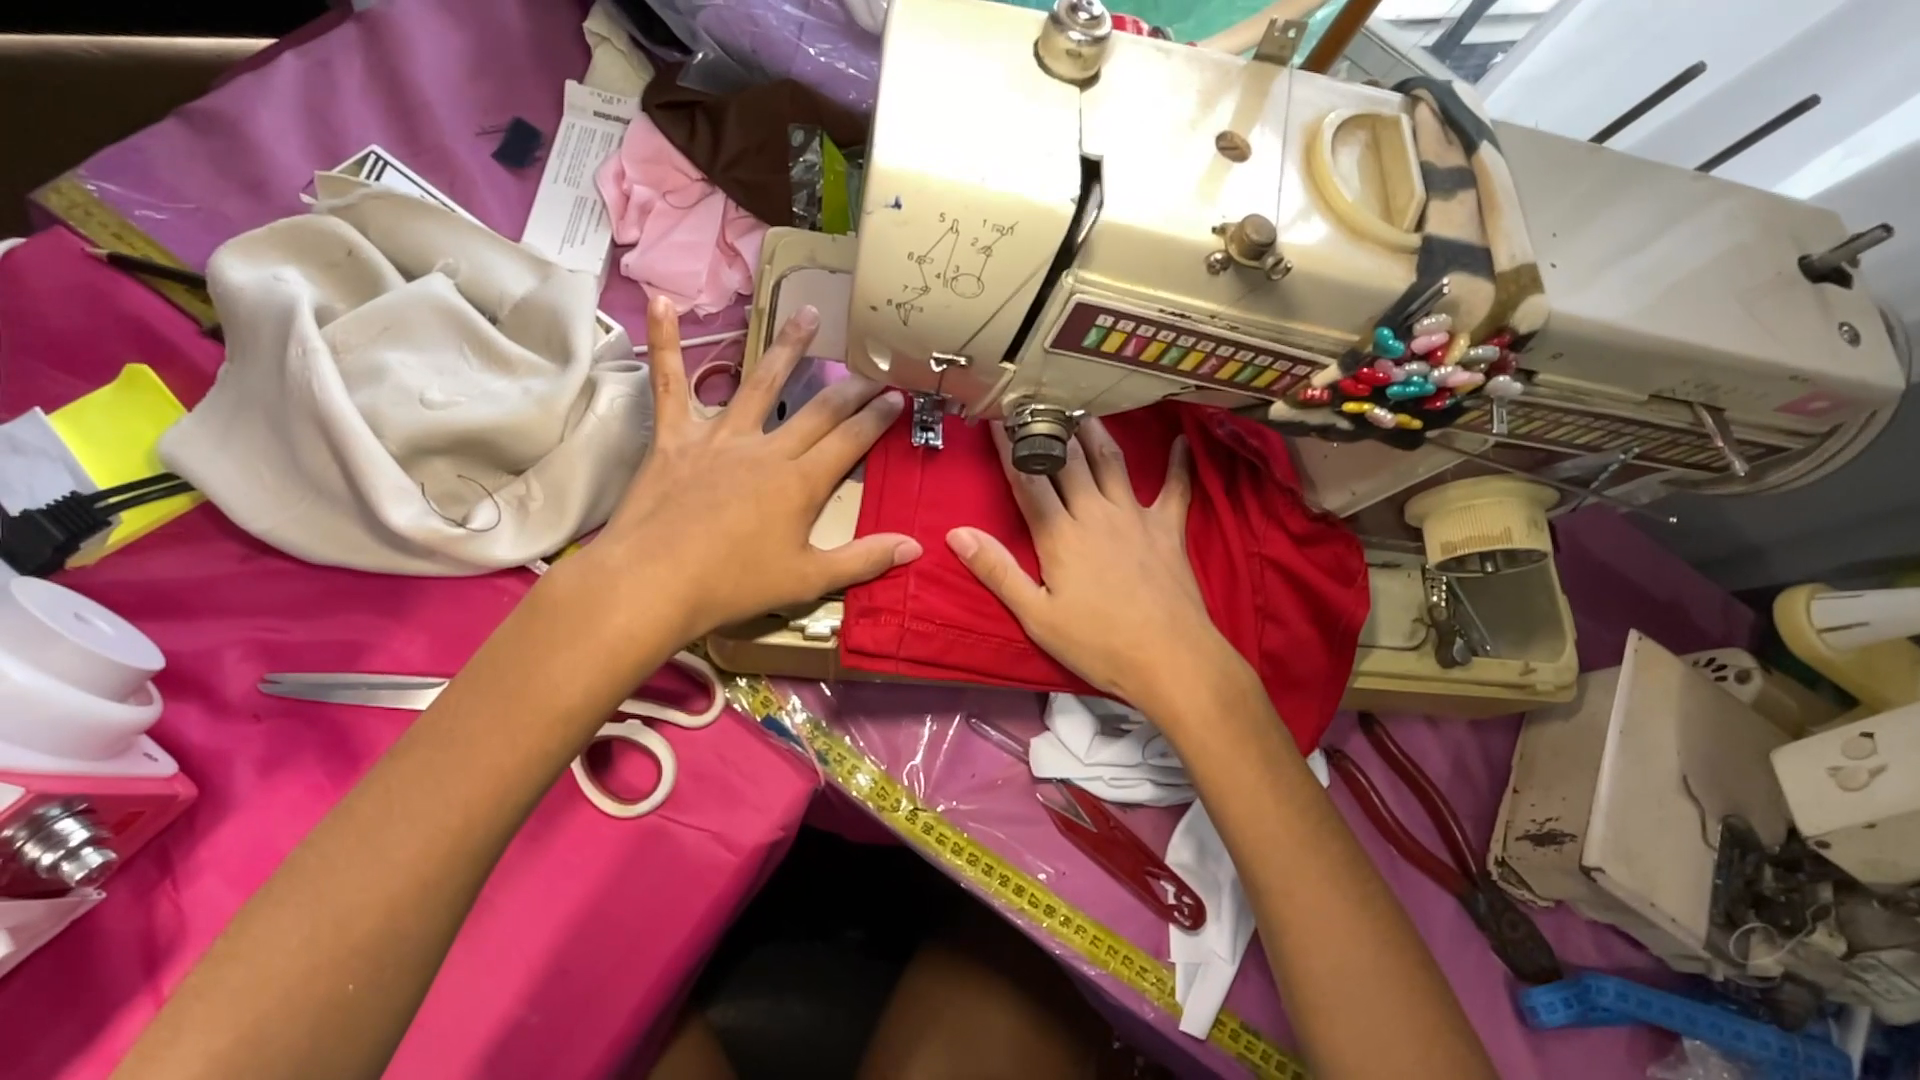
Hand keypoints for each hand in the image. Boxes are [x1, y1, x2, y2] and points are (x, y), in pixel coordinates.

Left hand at [576, 296, 920, 642]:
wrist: (654, 583)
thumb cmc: (734, 585)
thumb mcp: (808, 580)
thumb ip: (864, 559)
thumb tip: (915, 545)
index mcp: (801, 482)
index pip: (851, 440)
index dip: (878, 417)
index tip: (898, 394)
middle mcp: (766, 449)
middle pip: (818, 408)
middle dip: (851, 385)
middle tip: (873, 363)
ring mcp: (719, 438)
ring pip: (760, 382)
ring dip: (788, 347)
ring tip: (809, 314)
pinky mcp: (675, 438)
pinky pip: (670, 383)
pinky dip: (665, 342)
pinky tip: (660, 303)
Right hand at [946, 418, 1251, 713]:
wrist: (1169, 658)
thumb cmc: (1097, 643)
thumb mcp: (1036, 615)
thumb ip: (997, 571)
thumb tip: (956, 533)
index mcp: (1059, 534)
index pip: (1027, 480)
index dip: (1008, 449)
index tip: (995, 421)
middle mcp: (1095, 513)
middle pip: (1069, 461)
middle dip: (1049, 430)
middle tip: (1036, 404)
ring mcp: (1135, 516)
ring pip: (1112, 462)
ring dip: (1095, 433)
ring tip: (1083, 410)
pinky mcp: (1168, 529)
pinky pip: (1175, 488)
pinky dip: (1178, 464)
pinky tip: (1182, 441)